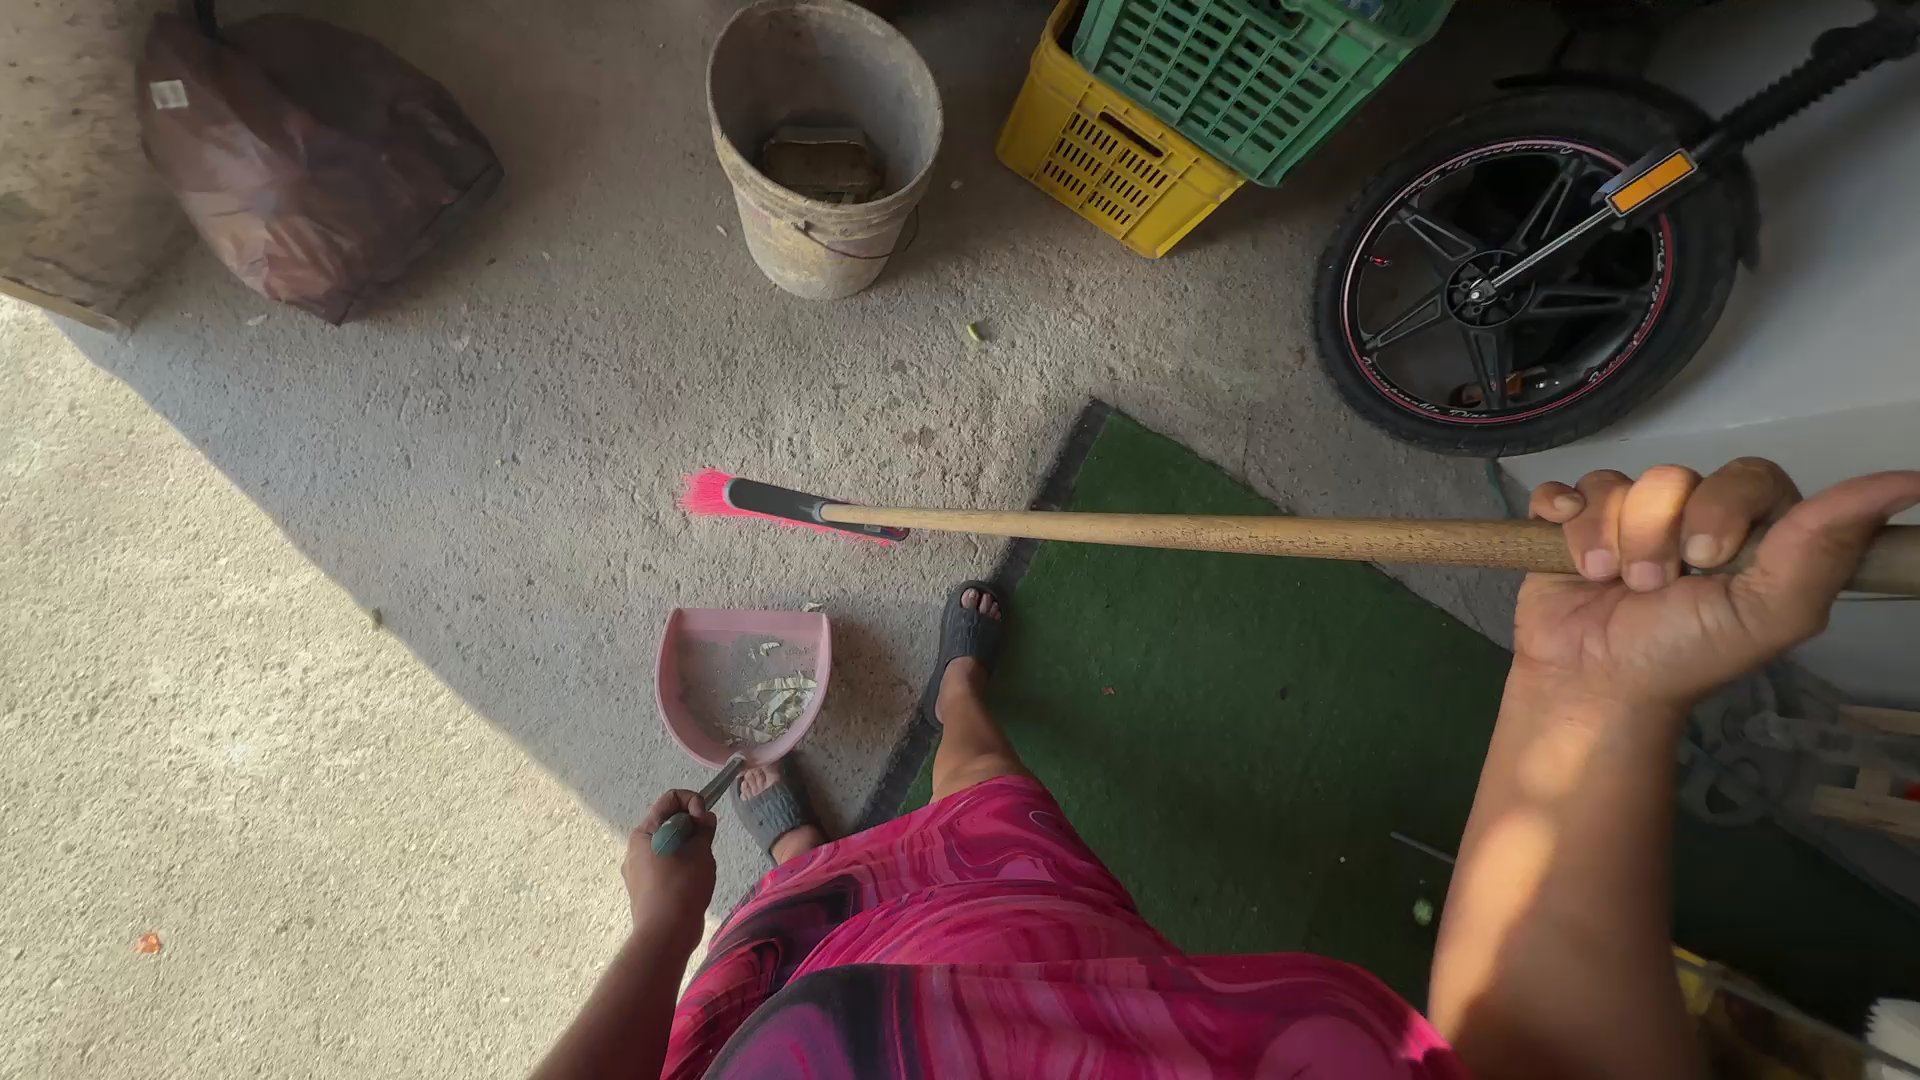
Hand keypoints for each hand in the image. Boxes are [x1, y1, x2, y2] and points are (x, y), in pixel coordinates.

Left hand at [623, 790, 715, 947]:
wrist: (665, 935)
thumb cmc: (682, 886)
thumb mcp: (700, 851)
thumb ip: (704, 828)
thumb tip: (704, 817)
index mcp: (645, 833)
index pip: (670, 799)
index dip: (693, 801)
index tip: (705, 819)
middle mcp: (635, 848)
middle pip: (668, 821)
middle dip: (692, 824)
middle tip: (707, 840)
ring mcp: (637, 870)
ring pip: (668, 843)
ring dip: (687, 844)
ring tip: (701, 861)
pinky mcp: (643, 888)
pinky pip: (664, 863)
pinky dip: (680, 862)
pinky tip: (692, 879)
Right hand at [1518, 458, 1919, 709]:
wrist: (1591, 680)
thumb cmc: (1682, 654)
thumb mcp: (1768, 613)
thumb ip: (1823, 548)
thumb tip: (1907, 480)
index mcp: (1747, 531)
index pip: (1744, 476)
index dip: (1719, 507)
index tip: (1705, 560)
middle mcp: (1683, 517)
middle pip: (1668, 477)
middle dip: (1651, 532)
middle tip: (1647, 585)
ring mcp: (1618, 521)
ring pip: (1609, 484)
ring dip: (1601, 535)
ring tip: (1601, 578)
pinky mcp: (1560, 529)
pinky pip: (1558, 491)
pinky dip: (1556, 506)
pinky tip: (1556, 532)